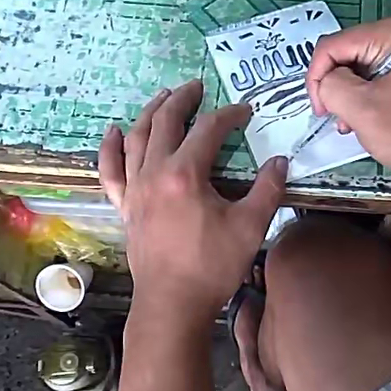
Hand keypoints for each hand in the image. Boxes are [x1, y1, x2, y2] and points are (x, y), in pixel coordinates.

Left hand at [98, 79, 287, 322]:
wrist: (173, 303)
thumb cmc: (212, 266)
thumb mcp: (250, 227)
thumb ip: (267, 189)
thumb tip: (280, 162)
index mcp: (185, 175)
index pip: (208, 130)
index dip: (229, 115)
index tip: (245, 112)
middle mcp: (154, 173)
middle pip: (165, 122)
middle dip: (183, 100)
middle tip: (197, 87)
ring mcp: (134, 190)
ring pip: (137, 139)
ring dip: (150, 113)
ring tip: (164, 98)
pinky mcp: (125, 207)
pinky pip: (111, 171)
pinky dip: (110, 149)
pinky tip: (114, 132)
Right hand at [305, 16, 390, 176]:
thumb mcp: (361, 109)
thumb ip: (331, 86)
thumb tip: (326, 83)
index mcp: (390, 34)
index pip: (331, 46)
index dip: (317, 78)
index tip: (320, 110)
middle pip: (345, 56)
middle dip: (335, 89)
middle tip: (338, 119)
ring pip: (359, 71)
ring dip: (349, 99)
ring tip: (353, 125)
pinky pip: (377, 81)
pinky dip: (366, 101)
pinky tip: (369, 122)